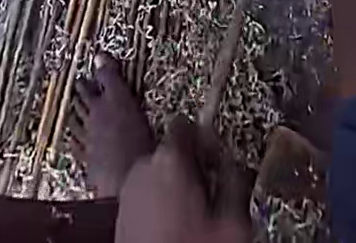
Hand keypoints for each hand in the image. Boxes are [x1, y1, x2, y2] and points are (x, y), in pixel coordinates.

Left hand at [113, 118, 252, 242]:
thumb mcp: (231, 221)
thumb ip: (235, 179)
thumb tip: (234, 163)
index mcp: (170, 159)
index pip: (188, 125)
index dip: (207, 139)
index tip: (219, 157)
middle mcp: (143, 166)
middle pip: (173, 152)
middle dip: (193, 169)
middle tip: (211, 195)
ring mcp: (128, 191)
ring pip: (160, 175)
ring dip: (176, 188)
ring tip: (195, 218)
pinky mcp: (120, 214)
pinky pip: (146, 196)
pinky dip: (160, 204)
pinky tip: (175, 230)